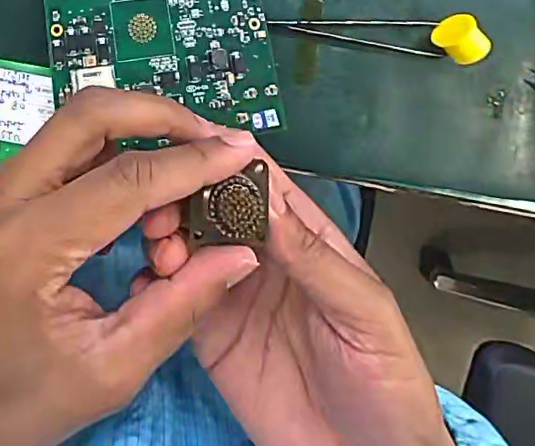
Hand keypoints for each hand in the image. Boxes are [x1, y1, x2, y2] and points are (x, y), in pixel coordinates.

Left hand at [0, 88, 263, 445]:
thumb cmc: (17, 396)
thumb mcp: (107, 370)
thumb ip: (177, 306)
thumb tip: (239, 253)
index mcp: (30, 241)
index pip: (124, 178)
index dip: (191, 162)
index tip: (241, 152)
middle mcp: (9, 190)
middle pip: (89, 113)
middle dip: (159, 113)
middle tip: (213, 139)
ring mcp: (3, 181)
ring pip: (77, 118)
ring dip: (138, 125)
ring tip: (189, 163)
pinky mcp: (7, 184)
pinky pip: (68, 143)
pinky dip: (115, 146)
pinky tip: (148, 181)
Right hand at [139, 149, 449, 445]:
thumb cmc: (386, 386)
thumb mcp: (366, 314)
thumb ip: (315, 257)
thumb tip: (266, 199)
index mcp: (299, 236)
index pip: (258, 181)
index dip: (224, 158)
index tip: (189, 148)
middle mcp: (257, 252)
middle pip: (209, 203)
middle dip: (181, 195)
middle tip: (163, 209)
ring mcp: (228, 288)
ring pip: (184, 241)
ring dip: (164, 236)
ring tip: (161, 254)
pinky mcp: (208, 328)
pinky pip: (173, 294)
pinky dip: (152, 282)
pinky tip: (148, 284)